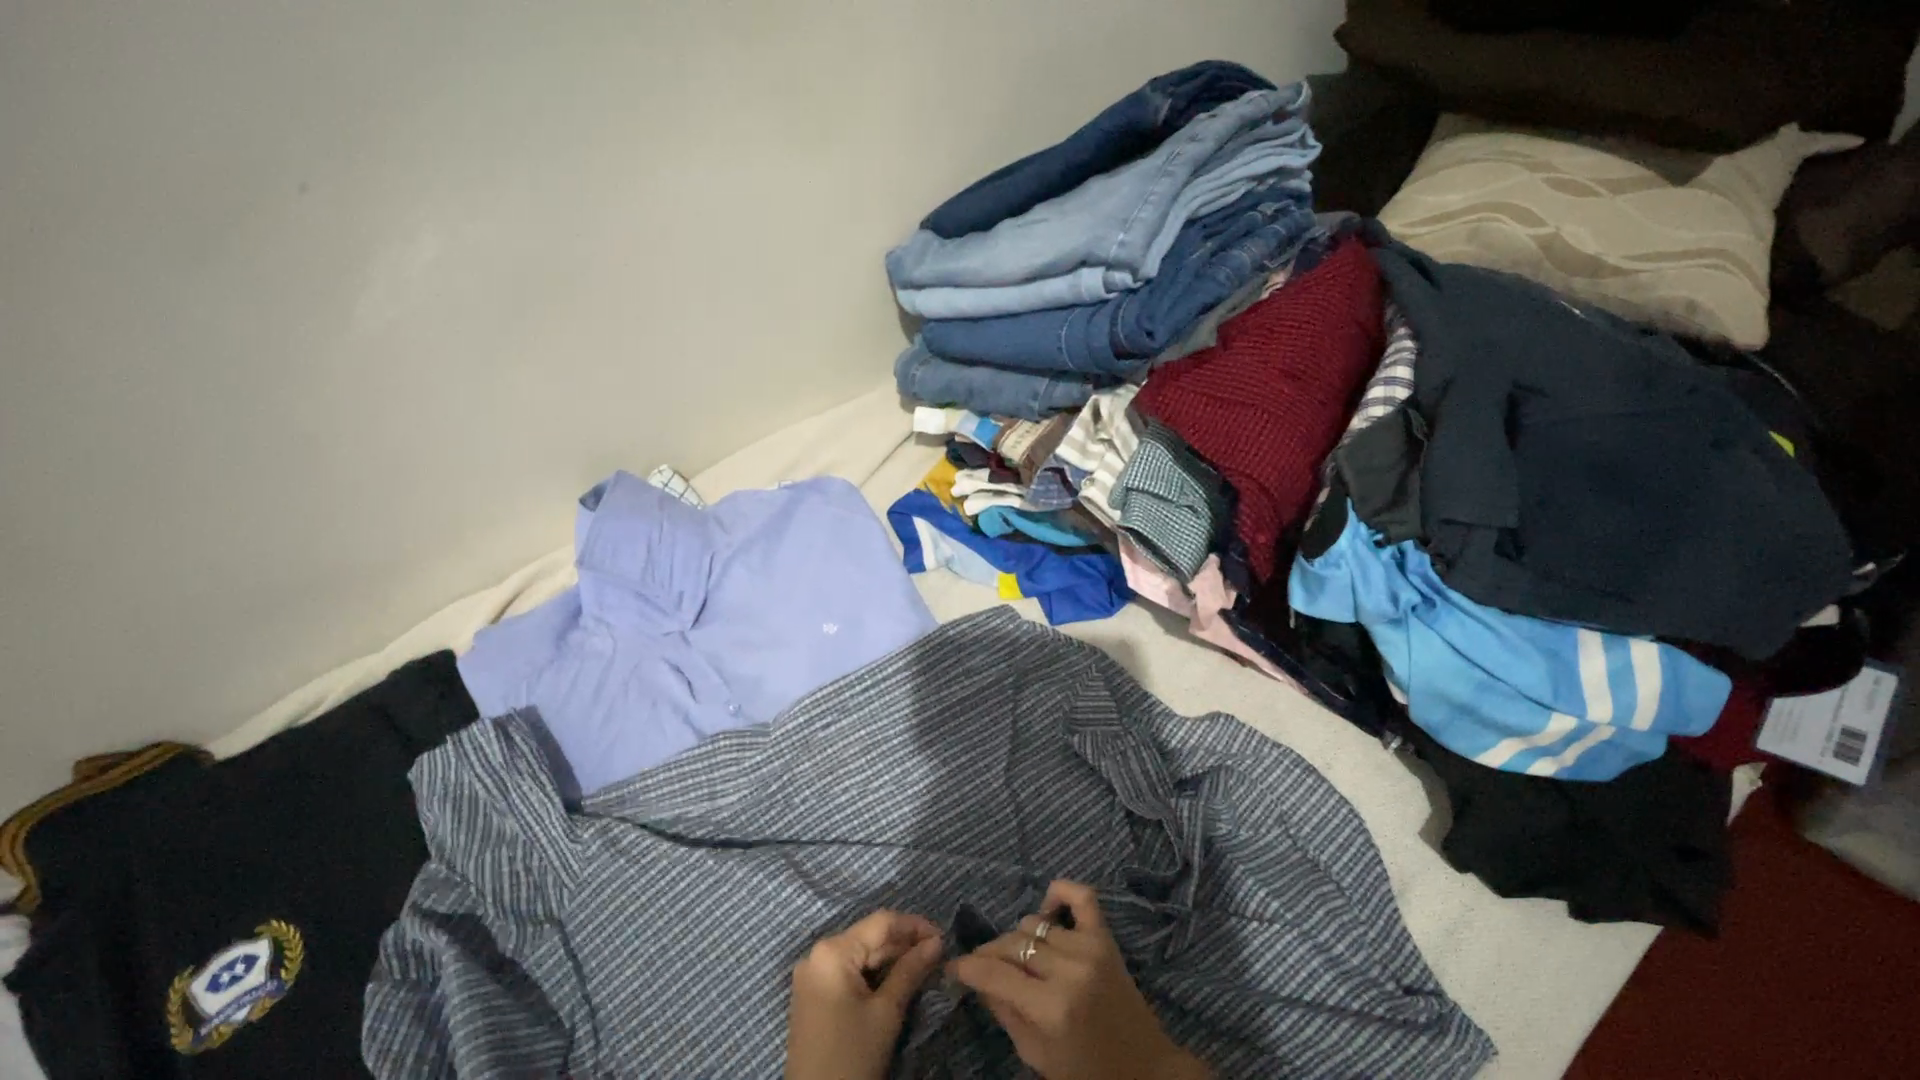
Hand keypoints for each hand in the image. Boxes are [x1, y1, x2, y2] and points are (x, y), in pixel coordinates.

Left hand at [785, 909, 944, 1079]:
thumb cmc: (853, 1054)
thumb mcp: (886, 1012)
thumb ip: (911, 970)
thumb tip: (936, 942)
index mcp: (832, 951)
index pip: (880, 923)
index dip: (914, 926)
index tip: (944, 937)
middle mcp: (817, 954)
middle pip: (869, 938)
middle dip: (904, 944)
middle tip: (938, 955)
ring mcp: (812, 975)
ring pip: (859, 955)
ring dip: (890, 960)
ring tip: (923, 967)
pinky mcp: (812, 995)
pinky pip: (848, 972)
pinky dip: (873, 974)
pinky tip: (897, 980)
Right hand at [949, 881, 1207, 1079]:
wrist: (1145, 1069)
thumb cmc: (1087, 1071)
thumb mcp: (1036, 1054)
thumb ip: (1004, 1012)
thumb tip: (976, 979)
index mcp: (1051, 1007)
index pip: (993, 974)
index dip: (965, 968)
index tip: (952, 969)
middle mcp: (1069, 970)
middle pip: (1010, 944)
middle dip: (988, 955)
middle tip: (982, 968)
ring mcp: (1090, 948)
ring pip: (1033, 924)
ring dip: (1019, 940)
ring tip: (1021, 960)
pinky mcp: (1106, 938)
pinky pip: (1082, 897)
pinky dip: (1060, 893)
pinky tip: (1047, 908)